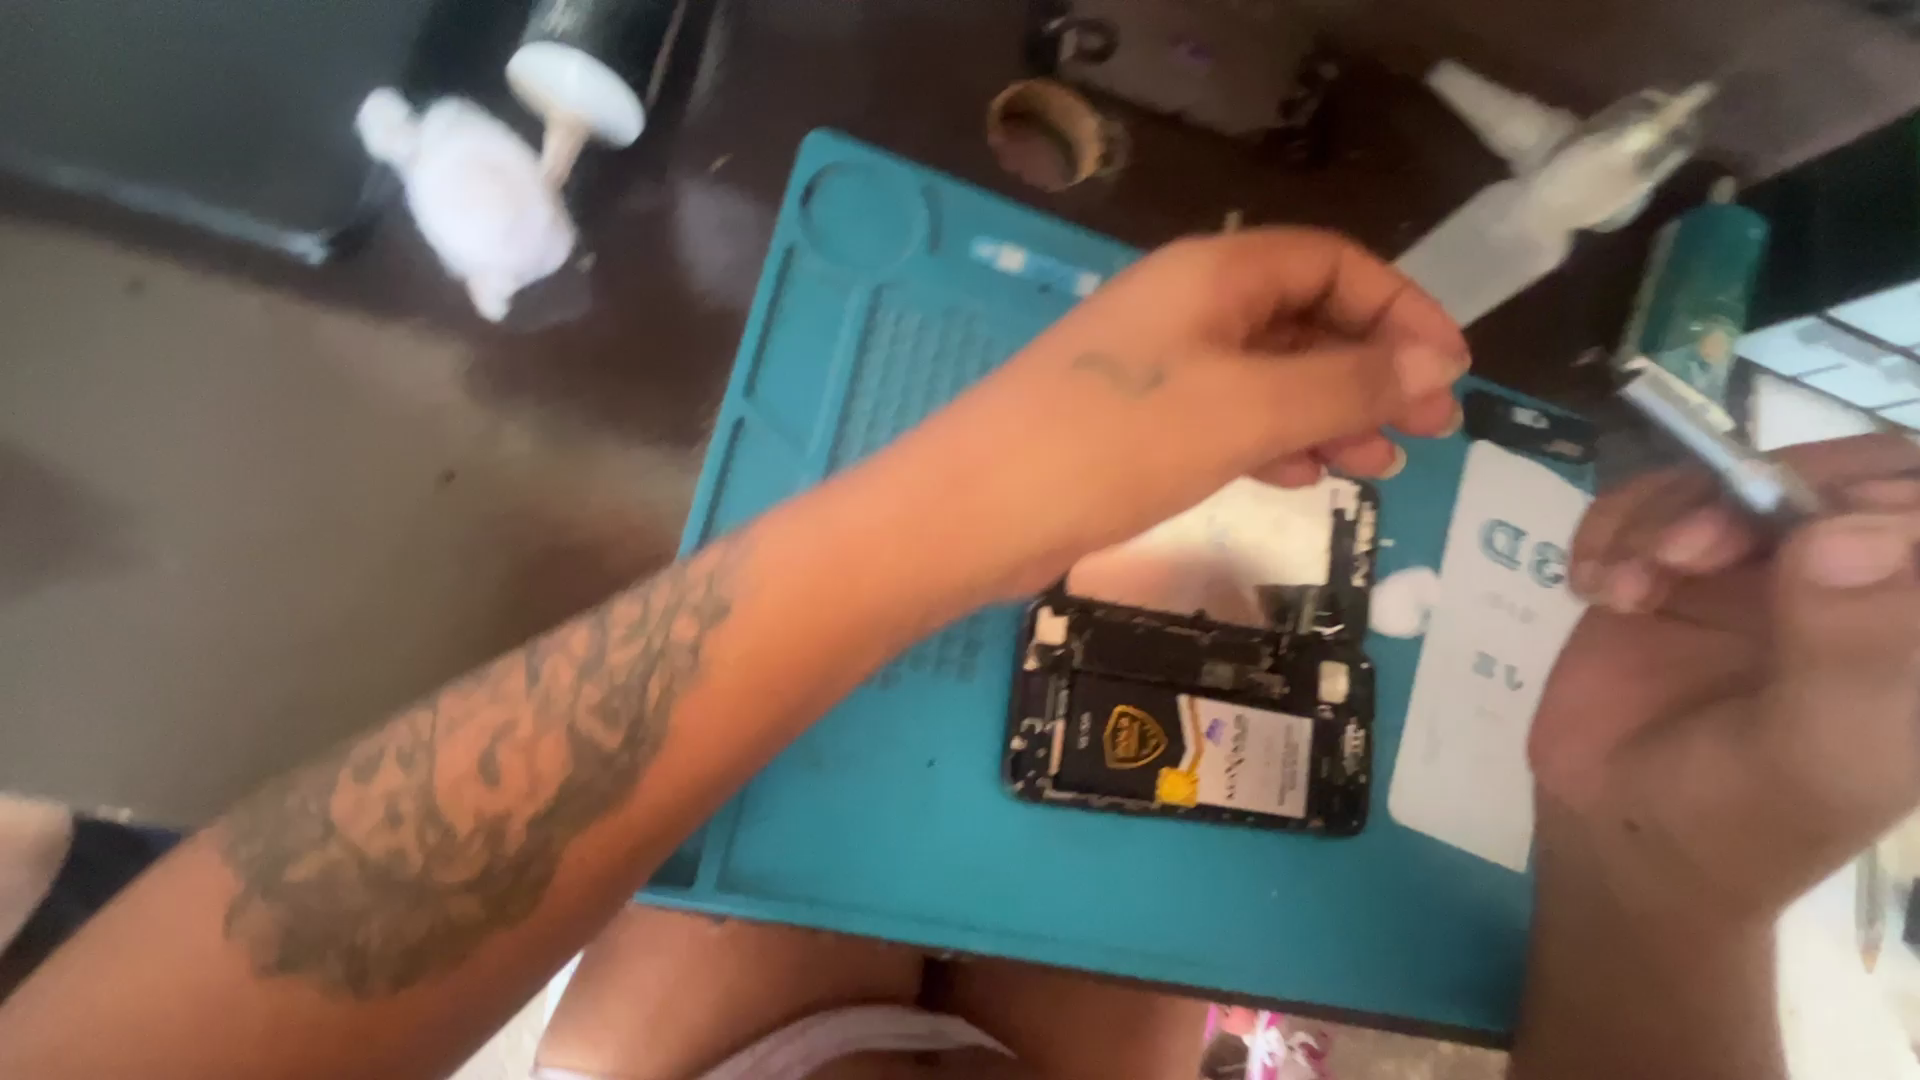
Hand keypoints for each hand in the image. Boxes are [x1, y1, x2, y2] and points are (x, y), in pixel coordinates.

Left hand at [873, 228, 1469, 599]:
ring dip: (1322, 414)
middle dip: (1367, 371)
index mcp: (1210, 275)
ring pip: (1260, 377)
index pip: (1333, 263)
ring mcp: (1149, 370)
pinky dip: (1265, 441)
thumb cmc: (1112, 447)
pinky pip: (1217, 419)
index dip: (1401, 311)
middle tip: (1422, 435)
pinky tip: (1297, 475)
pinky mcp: (1126, 427)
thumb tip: (1431, 368)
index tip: (1448, 376)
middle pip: (1299, 320)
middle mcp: (1179, 309)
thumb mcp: (1245, 410)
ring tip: (1373, 466)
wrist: (975, 512)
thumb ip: (1343, 384)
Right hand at [1534, 434, 1919, 922]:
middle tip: (1678, 555)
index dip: (1872, 491)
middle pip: (1810, 476)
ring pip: (1707, 482)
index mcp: (1910, 623)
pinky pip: (1631, 511)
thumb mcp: (1817, 750)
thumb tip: (1839, 533)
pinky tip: (1590, 586)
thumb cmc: (1740, 811)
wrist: (1617, 829)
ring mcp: (1739, 576)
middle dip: (1735, 497)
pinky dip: (1601, 532)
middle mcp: (1838, 586)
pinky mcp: (1654, 576)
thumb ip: (1851, 652)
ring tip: (1616, 587)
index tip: (1794, 534)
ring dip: (1650, 519)